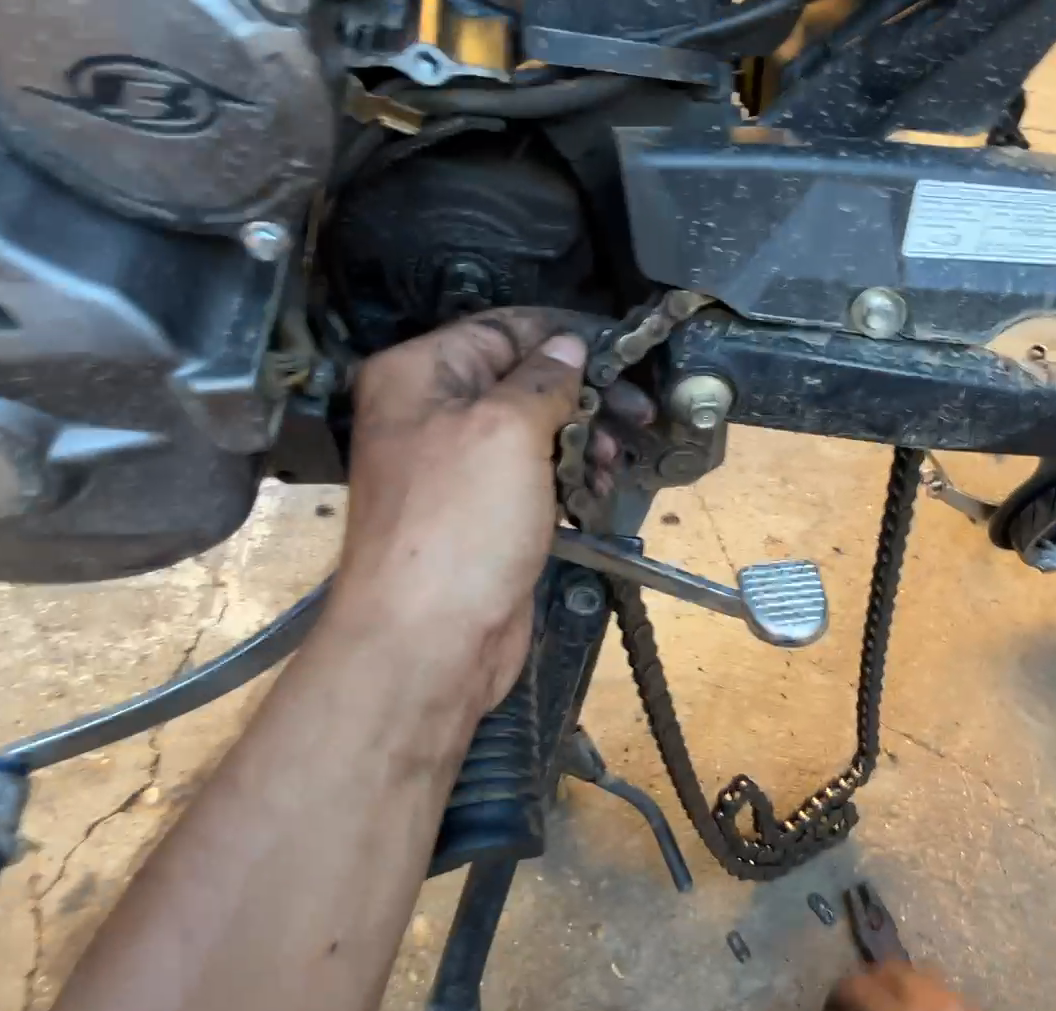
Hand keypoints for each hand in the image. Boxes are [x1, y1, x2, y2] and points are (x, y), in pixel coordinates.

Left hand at [326, 309, 590, 713]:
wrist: (433, 635)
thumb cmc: (462, 523)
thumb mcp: (508, 430)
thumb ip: (544, 380)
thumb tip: (569, 344)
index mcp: (420, 375)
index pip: (503, 329)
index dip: (564, 336)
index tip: (620, 352)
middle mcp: (436, 413)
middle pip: (525, 380)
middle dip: (584, 395)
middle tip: (635, 413)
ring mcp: (462, 466)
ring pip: (537, 430)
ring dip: (583, 438)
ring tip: (611, 459)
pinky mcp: (487, 510)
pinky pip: (536, 474)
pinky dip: (570, 475)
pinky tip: (595, 487)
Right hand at [821, 964, 1018, 1010]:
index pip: (857, 985)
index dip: (839, 994)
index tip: (832, 1009)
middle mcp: (932, 1001)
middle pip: (893, 969)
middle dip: (872, 982)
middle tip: (861, 1010)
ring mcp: (964, 1008)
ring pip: (924, 977)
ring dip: (903, 988)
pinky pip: (950, 998)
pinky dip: (931, 1003)